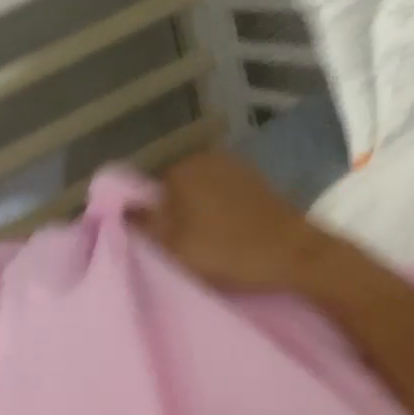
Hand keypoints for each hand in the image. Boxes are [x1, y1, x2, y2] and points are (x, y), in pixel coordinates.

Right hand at [132, 151, 341, 294]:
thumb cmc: (227, 252)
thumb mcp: (173, 247)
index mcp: (181, 168)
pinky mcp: (258, 183)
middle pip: (174, 189)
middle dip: (172, 214)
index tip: (153, 245)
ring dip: (197, 215)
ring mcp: (236, 168)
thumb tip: (118, 207)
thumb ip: (142, 225)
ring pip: (200, 193)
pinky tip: (226, 237)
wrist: (295, 256)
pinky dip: (220, 214)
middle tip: (176, 249)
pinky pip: (224, 197)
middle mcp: (207, 158)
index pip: (146, 190)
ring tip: (202, 247)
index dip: (146, 218)